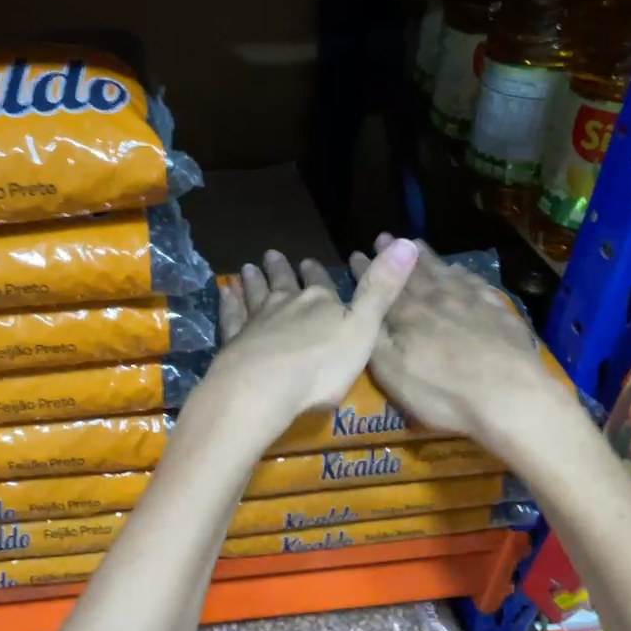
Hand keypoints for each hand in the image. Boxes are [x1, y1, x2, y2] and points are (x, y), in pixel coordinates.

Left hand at [201, 241, 418, 435]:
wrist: (265, 387)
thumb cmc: (322, 366)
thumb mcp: (365, 328)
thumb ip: (382, 289)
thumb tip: (406, 242)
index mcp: (322, 303)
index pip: (321, 283)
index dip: (316, 274)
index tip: (309, 262)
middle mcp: (288, 305)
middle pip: (284, 283)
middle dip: (281, 270)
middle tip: (271, 255)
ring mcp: (257, 321)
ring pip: (256, 294)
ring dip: (253, 281)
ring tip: (247, 268)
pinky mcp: (234, 340)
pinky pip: (231, 315)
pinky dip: (229, 302)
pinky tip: (224, 292)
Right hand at [351, 234, 573, 438]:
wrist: (510, 397)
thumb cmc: (443, 393)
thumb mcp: (393, 374)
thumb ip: (374, 339)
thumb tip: (364, 311)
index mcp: (407, 315)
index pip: (382, 288)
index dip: (367, 271)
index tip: (356, 255)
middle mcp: (436, 299)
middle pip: (413, 273)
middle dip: (396, 255)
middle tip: (384, 237)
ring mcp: (470, 302)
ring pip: (444, 272)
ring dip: (428, 258)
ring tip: (416, 244)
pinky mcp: (498, 312)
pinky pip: (476, 284)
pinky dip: (463, 273)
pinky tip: (459, 270)